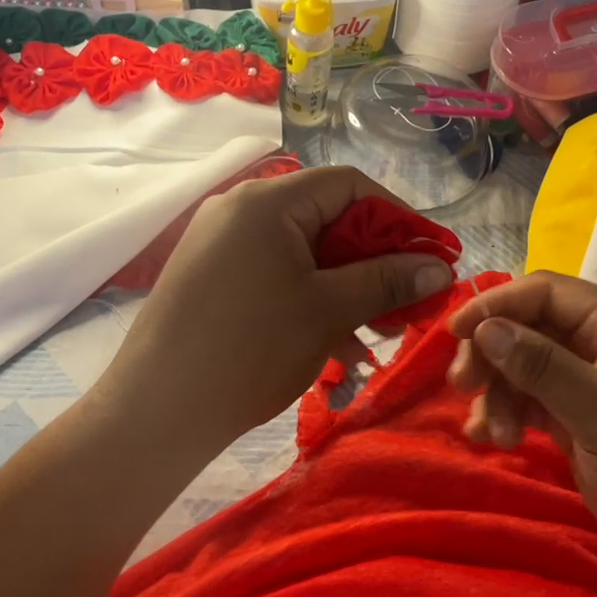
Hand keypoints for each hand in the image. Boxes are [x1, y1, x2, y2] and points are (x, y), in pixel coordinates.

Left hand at [102, 166, 454, 450]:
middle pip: (326, 216)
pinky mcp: (210, 274)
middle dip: (373, 258)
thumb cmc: (249, 349)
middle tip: (407, 300)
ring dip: (345, 283)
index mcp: (268, 200)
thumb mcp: (328, 311)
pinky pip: (274, 270)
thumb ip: (387, 281)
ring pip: (302, 249)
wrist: (155, 412)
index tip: (430, 257)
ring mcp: (220, 241)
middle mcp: (240, 207)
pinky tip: (337, 341)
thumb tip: (440, 267)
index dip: (398, 217)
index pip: (349, 185)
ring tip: (376, 331)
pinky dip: (309, 295)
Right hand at [446, 272, 596, 572]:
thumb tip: (484, 328)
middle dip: (492, 353)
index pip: (547, 293)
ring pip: (524, 367)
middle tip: (461, 384)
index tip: (456, 331)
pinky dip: (507, 415)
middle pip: (529, 328)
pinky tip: (489, 439)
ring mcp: (590, 385)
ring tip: (489, 434)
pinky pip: (531, 403)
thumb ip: (541, 366)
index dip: (498, 304)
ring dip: (498, 393)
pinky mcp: (580, 421)